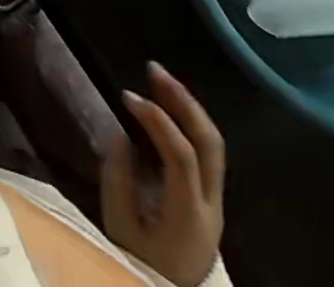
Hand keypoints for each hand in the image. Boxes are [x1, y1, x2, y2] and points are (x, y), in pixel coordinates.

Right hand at [102, 61, 225, 286]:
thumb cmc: (142, 265)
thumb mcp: (120, 228)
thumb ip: (117, 180)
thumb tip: (118, 134)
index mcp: (189, 213)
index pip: (182, 155)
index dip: (156, 120)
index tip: (127, 97)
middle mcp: (212, 203)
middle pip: (210, 143)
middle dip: (183, 100)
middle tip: (154, 69)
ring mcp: (217, 200)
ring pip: (214, 143)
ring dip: (188, 106)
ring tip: (161, 78)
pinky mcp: (212, 197)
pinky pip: (207, 150)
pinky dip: (189, 121)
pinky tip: (169, 106)